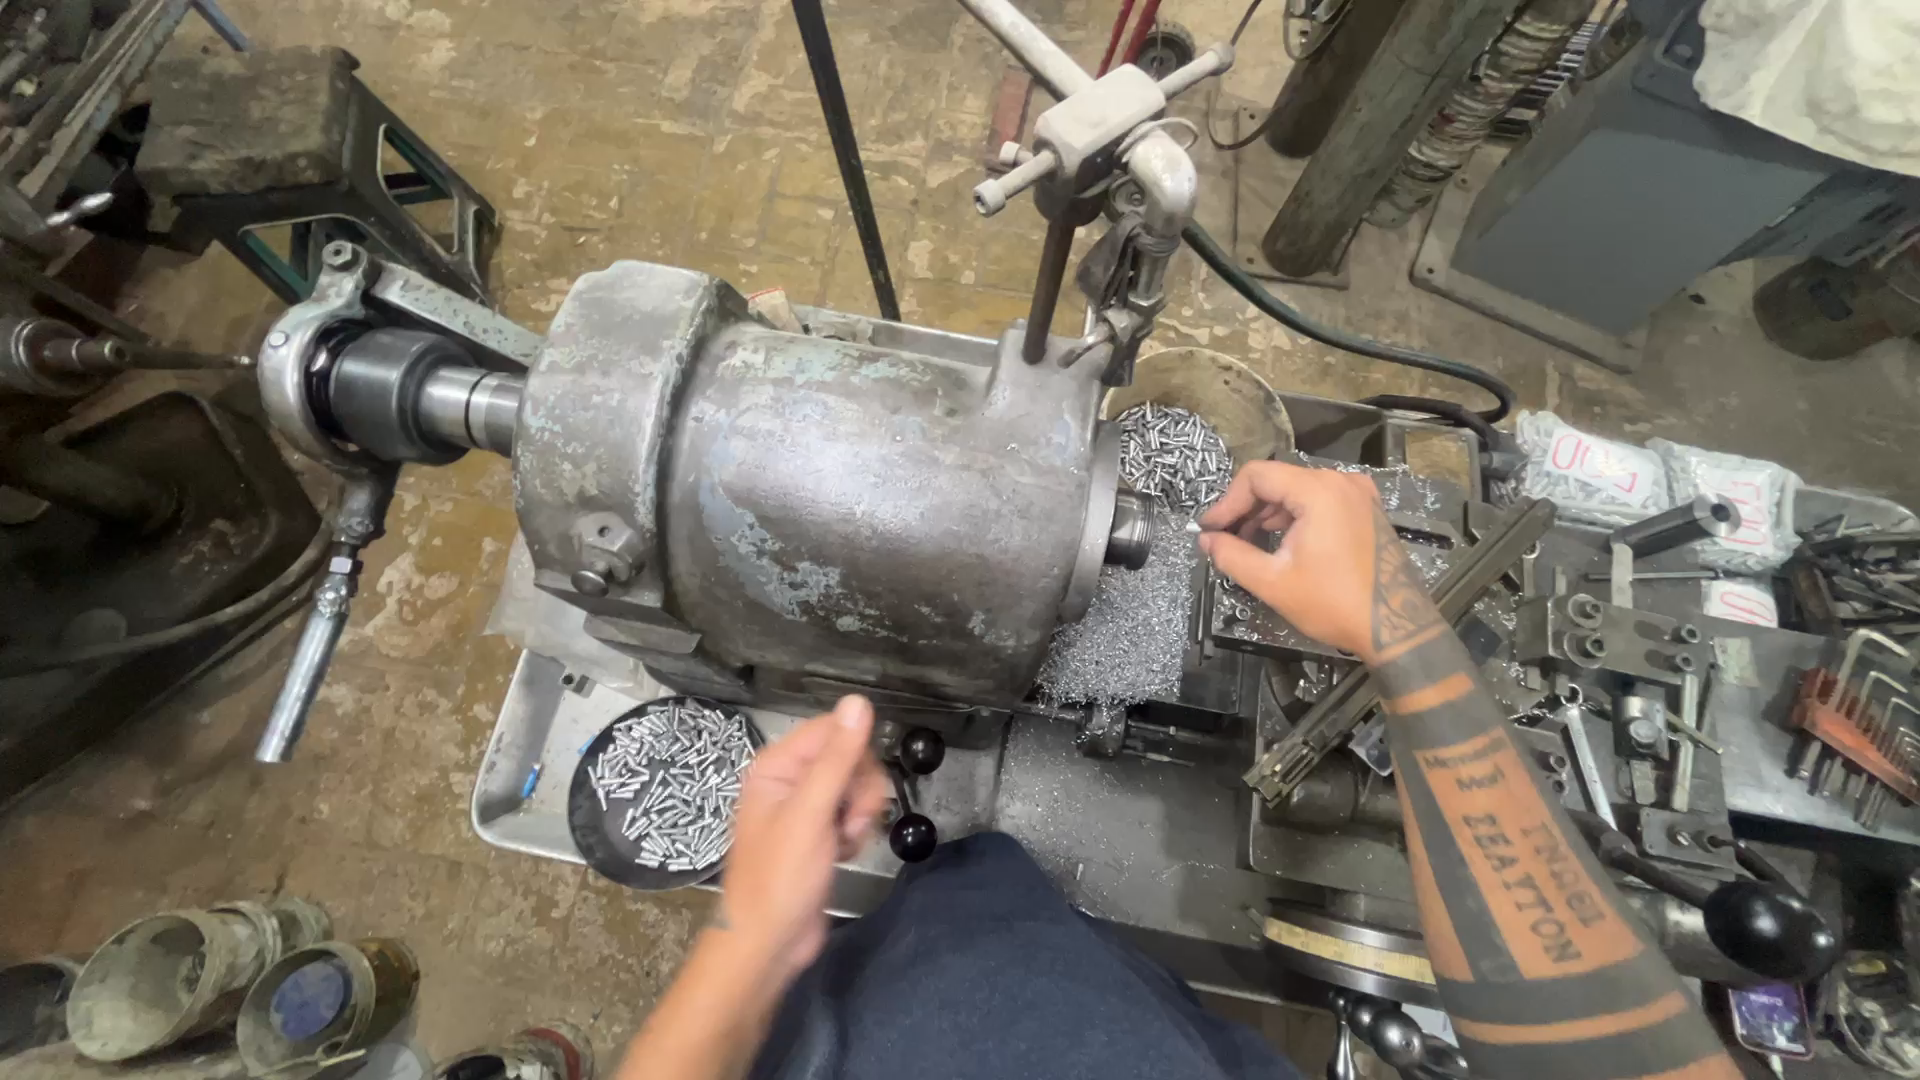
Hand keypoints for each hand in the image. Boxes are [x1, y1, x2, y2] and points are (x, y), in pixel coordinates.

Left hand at [716, 695, 889, 984]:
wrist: (768, 946)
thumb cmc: (780, 878)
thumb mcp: (811, 813)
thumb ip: (837, 757)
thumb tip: (858, 701)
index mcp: (777, 765)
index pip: (831, 729)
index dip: (855, 753)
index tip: (861, 787)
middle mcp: (790, 778)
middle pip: (849, 756)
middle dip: (861, 790)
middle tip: (854, 823)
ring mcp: (805, 806)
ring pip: (856, 785)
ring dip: (862, 813)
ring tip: (847, 842)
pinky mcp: (820, 831)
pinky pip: (853, 811)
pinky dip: (857, 831)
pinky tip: (845, 852)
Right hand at [1197, 461, 1437, 663]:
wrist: (1397, 628)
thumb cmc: (1333, 603)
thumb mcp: (1272, 582)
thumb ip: (1231, 555)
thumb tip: (1205, 540)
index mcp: (1318, 492)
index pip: (1256, 476)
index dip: (1226, 501)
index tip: (1210, 529)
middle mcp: (1341, 482)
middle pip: (1276, 479)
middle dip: (1245, 507)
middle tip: (1224, 537)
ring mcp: (1358, 494)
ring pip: (1297, 489)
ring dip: (1267, 512)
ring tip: (1248, 542)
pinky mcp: (1366, 510)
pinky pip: (1319, 499)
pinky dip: (1294, 515)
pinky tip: (1281, 541)